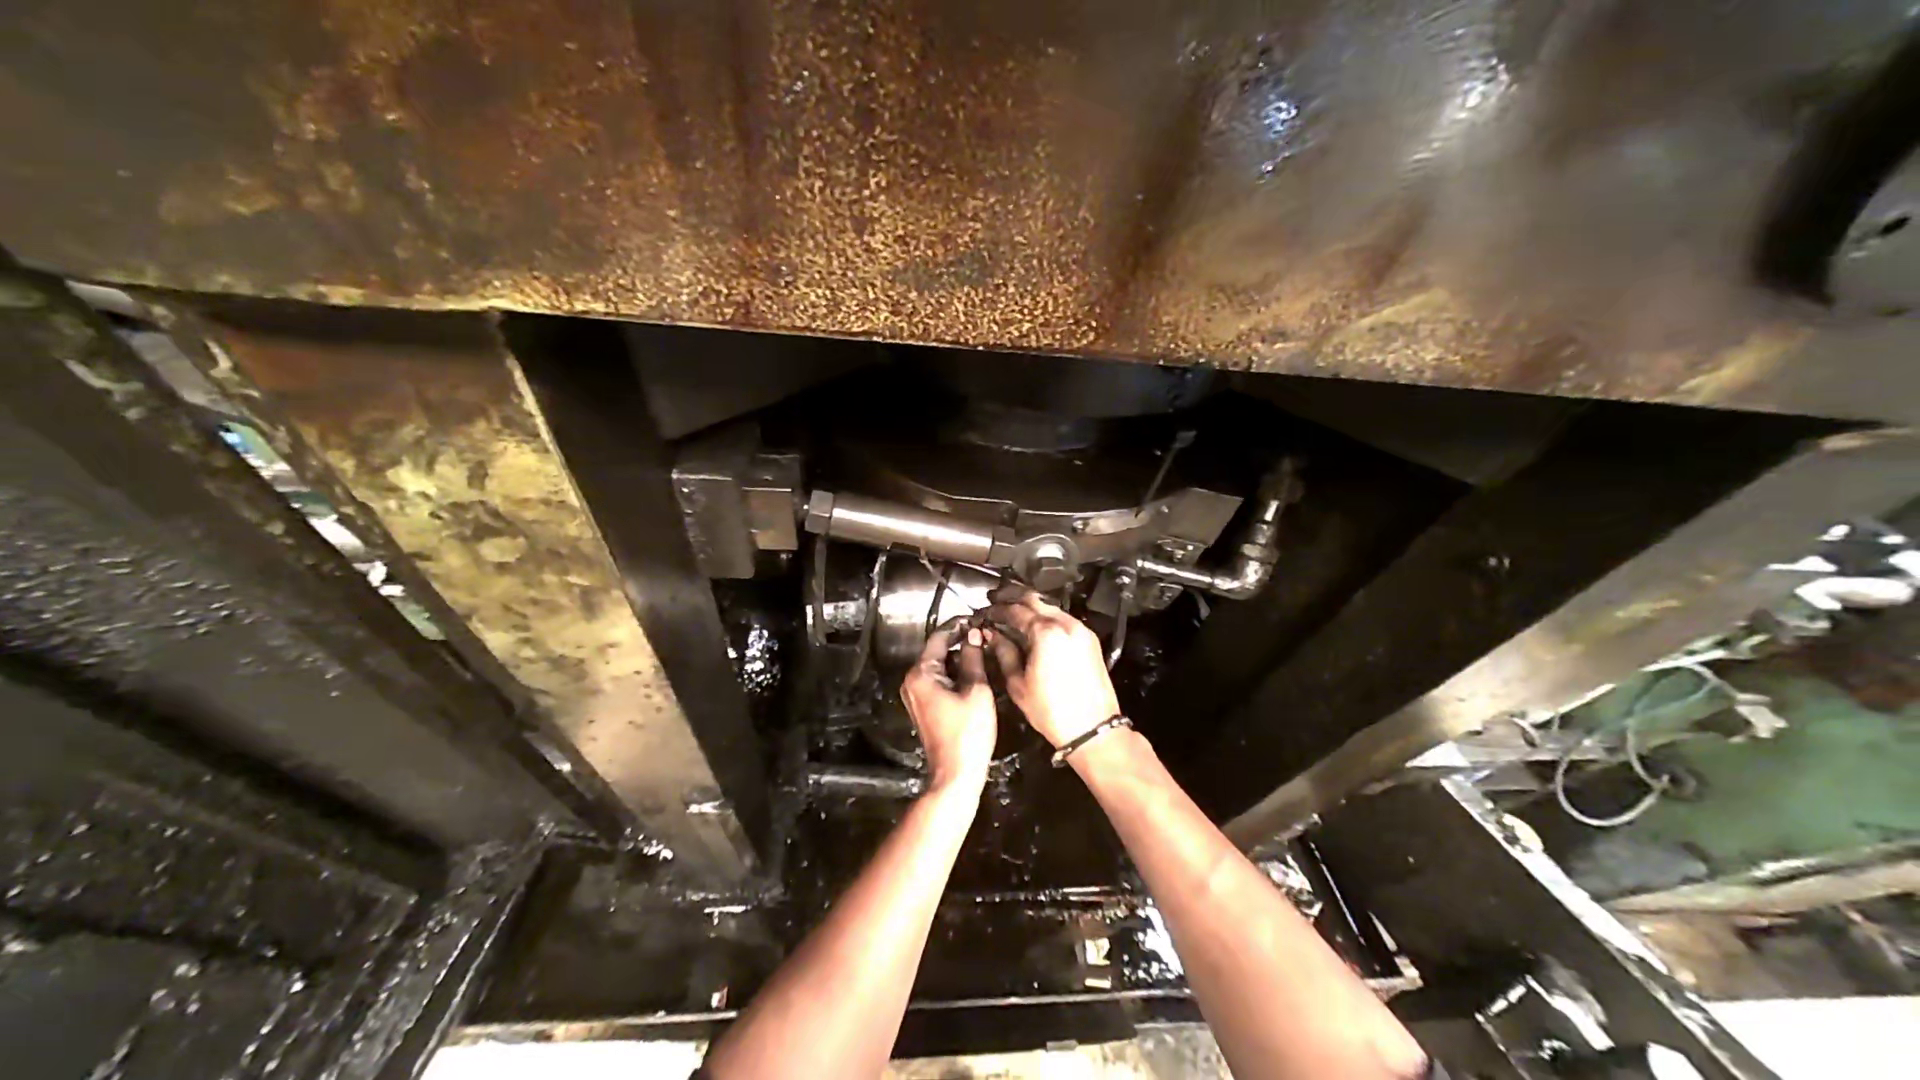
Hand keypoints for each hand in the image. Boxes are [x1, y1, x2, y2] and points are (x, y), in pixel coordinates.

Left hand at [899, 618, 997, 792]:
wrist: (956, 773)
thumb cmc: (968, 732)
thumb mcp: (976, 690)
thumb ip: (974, 657)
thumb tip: (974, 633)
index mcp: (921, 673)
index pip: (939, 636)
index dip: (959, 624)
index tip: (978, 618)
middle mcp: (912, 680)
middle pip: (937, 650)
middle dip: (961, 642)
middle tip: (986, 636)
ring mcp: (915, 695)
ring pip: (939, 666)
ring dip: (960, 659)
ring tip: (985, 653)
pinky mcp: (923, 706)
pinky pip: (938, 680)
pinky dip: (955, 674)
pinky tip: (975, 674)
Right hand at [983, 587, 1120, 747]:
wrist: (1092, 729)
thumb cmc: (1053, 712)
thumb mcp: (1018, 684)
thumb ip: (1004, 653)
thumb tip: (993, 635)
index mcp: (1045, 633)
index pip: (1015, 610)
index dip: (997, 610)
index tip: (986, 613)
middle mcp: (1066, 625)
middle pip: (1035, 600)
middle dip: (1013, 598)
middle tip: (996, 602)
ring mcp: (1081, 631)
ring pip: (1051, 607)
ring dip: (1031, 607)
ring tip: (1013, 615)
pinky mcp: (1090, 640)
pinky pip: (1063, 619)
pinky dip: (1046, 618)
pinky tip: (1035, 628)